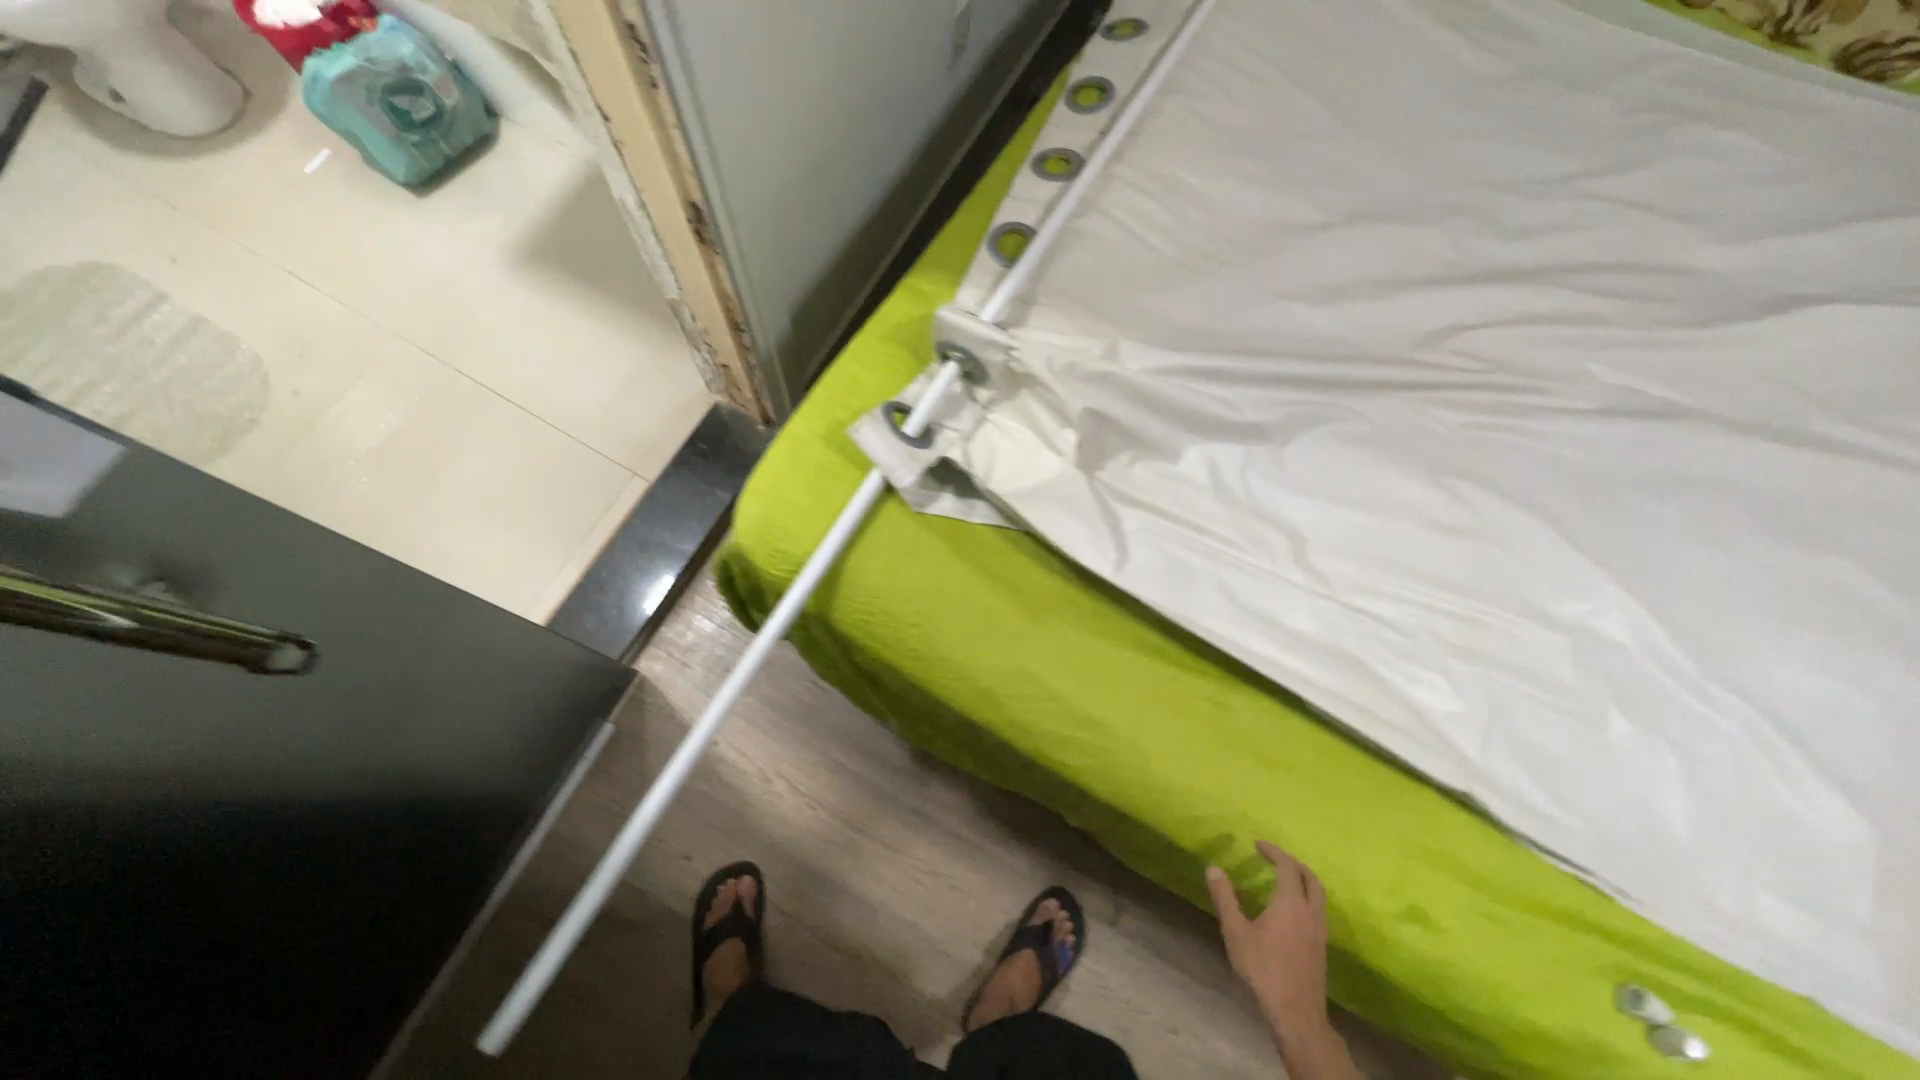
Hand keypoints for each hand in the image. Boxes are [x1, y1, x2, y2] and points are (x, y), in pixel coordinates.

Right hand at [1207, 841, 1359, 1079]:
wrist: (1295, 1011)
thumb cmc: (1262, 968)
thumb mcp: (1236, 931)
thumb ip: (1225, 898)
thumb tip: (1214, 868)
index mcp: (1291, 902)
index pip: (1287, 866)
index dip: (1273, 851)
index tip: (1258, 844)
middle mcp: (1311, 912)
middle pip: (1311, 878)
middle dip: (1294, 864)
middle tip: (1275, 858)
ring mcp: (1320, 931)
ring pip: (1319, 896)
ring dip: (1304, 881)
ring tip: (1285, 881)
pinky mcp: (1322, 947)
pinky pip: (1319, 912)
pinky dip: (1307, 899)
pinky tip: (1292, 912)